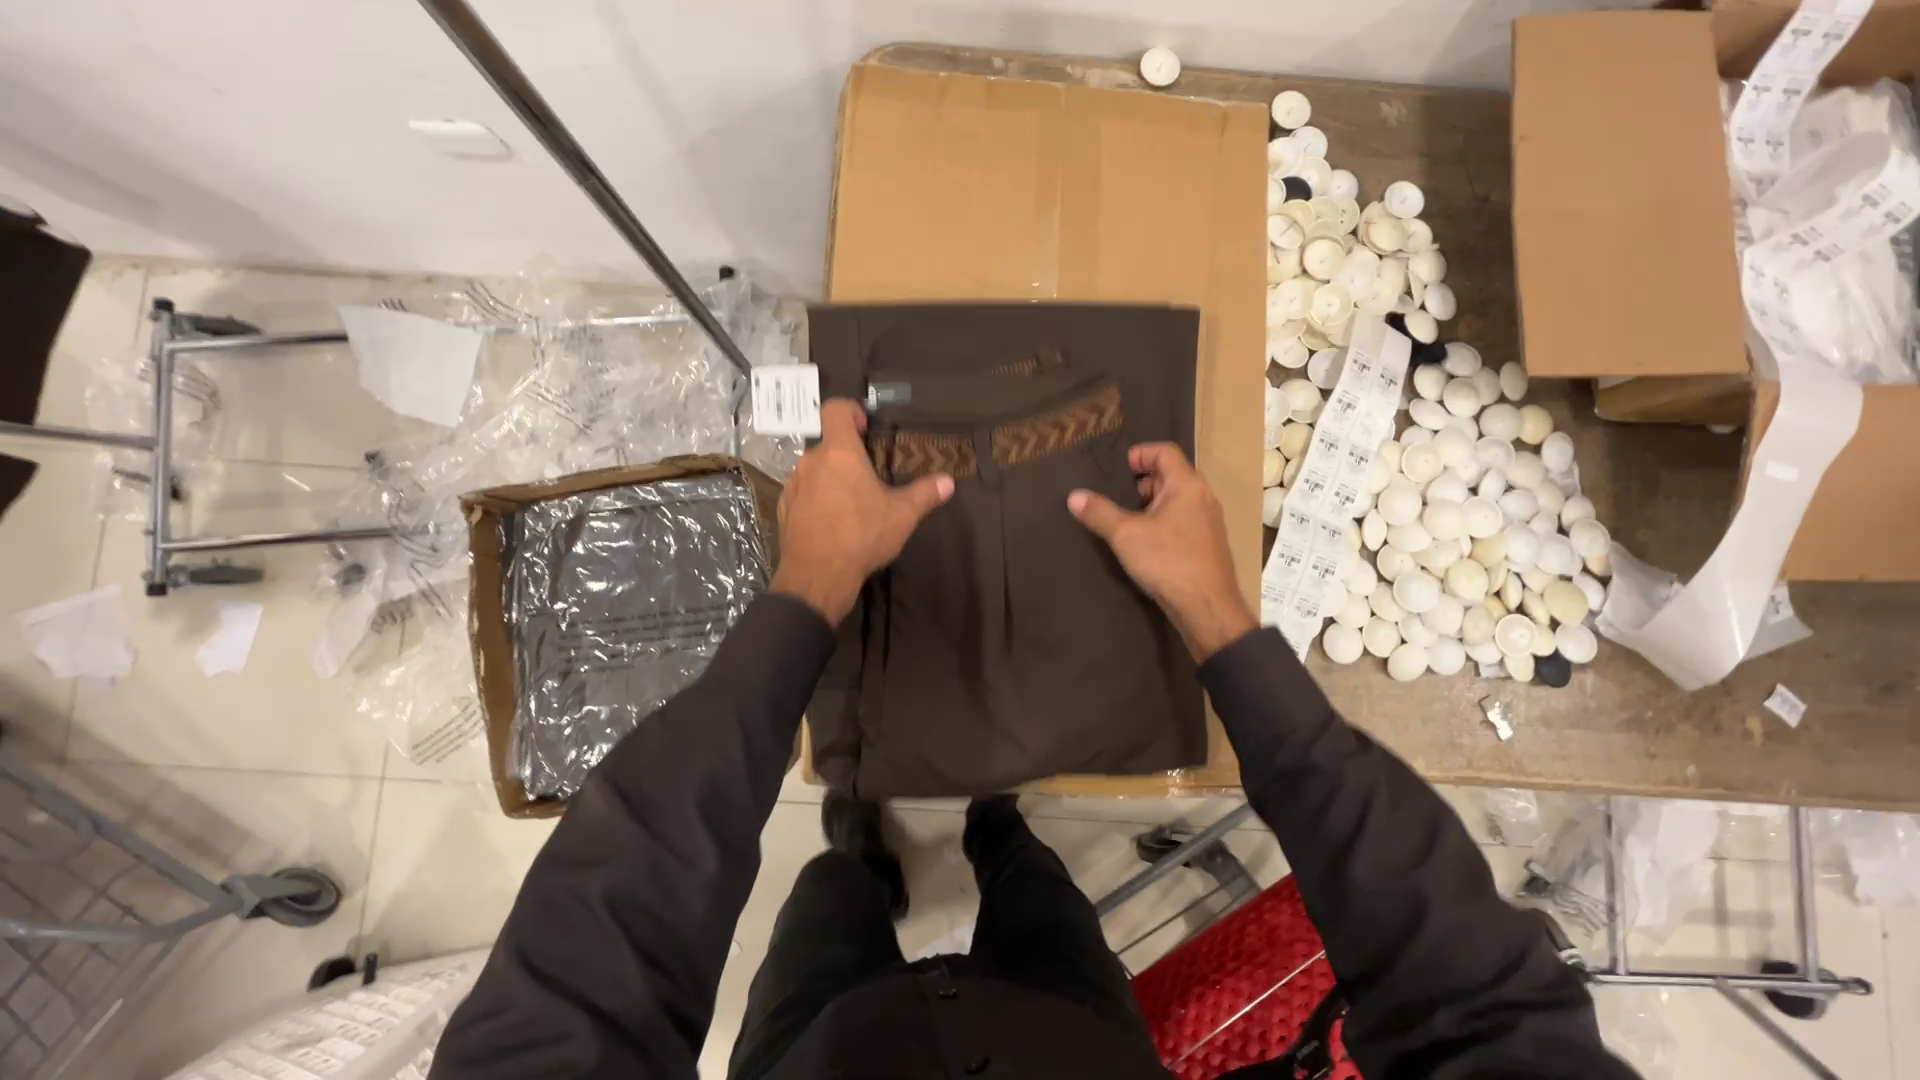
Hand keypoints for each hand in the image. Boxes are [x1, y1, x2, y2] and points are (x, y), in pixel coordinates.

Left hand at [772, 399, 953, 622]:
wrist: (817, 575)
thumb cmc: (861, 536)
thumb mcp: (902, 515)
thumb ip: (925, 494)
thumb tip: (948, 482)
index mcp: (839, 452)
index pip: (835, 409)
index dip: (850, 411)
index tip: (865, 428)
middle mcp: (810, 461)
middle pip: (827, 444)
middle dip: (847, 454)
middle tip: (868, 475)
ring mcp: (793, 485)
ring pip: (814, 469)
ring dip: (831, 477)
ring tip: (851, 502)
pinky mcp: (784, 508)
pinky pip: (802, 493)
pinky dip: (816, 498)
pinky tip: (831, 521)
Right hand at [1068, 443, 1255, 661]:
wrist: (1207, 607)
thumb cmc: (1168, 562)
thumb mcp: (1126, 535)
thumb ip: (1099, 512)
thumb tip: (1074, 496)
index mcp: (1187, 485)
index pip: (1165, 451)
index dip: (1140, 453)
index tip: (1119, 468)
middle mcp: (1203, 497)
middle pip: (1172, 474)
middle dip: (1143, 480)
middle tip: (1118, 495)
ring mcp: (1209, 521)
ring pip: (1177, 499)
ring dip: (1151, 503)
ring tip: (1127, 520)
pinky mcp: (1208, 544)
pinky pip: (1182, 519)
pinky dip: (1163, 520)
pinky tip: (1145, 542)